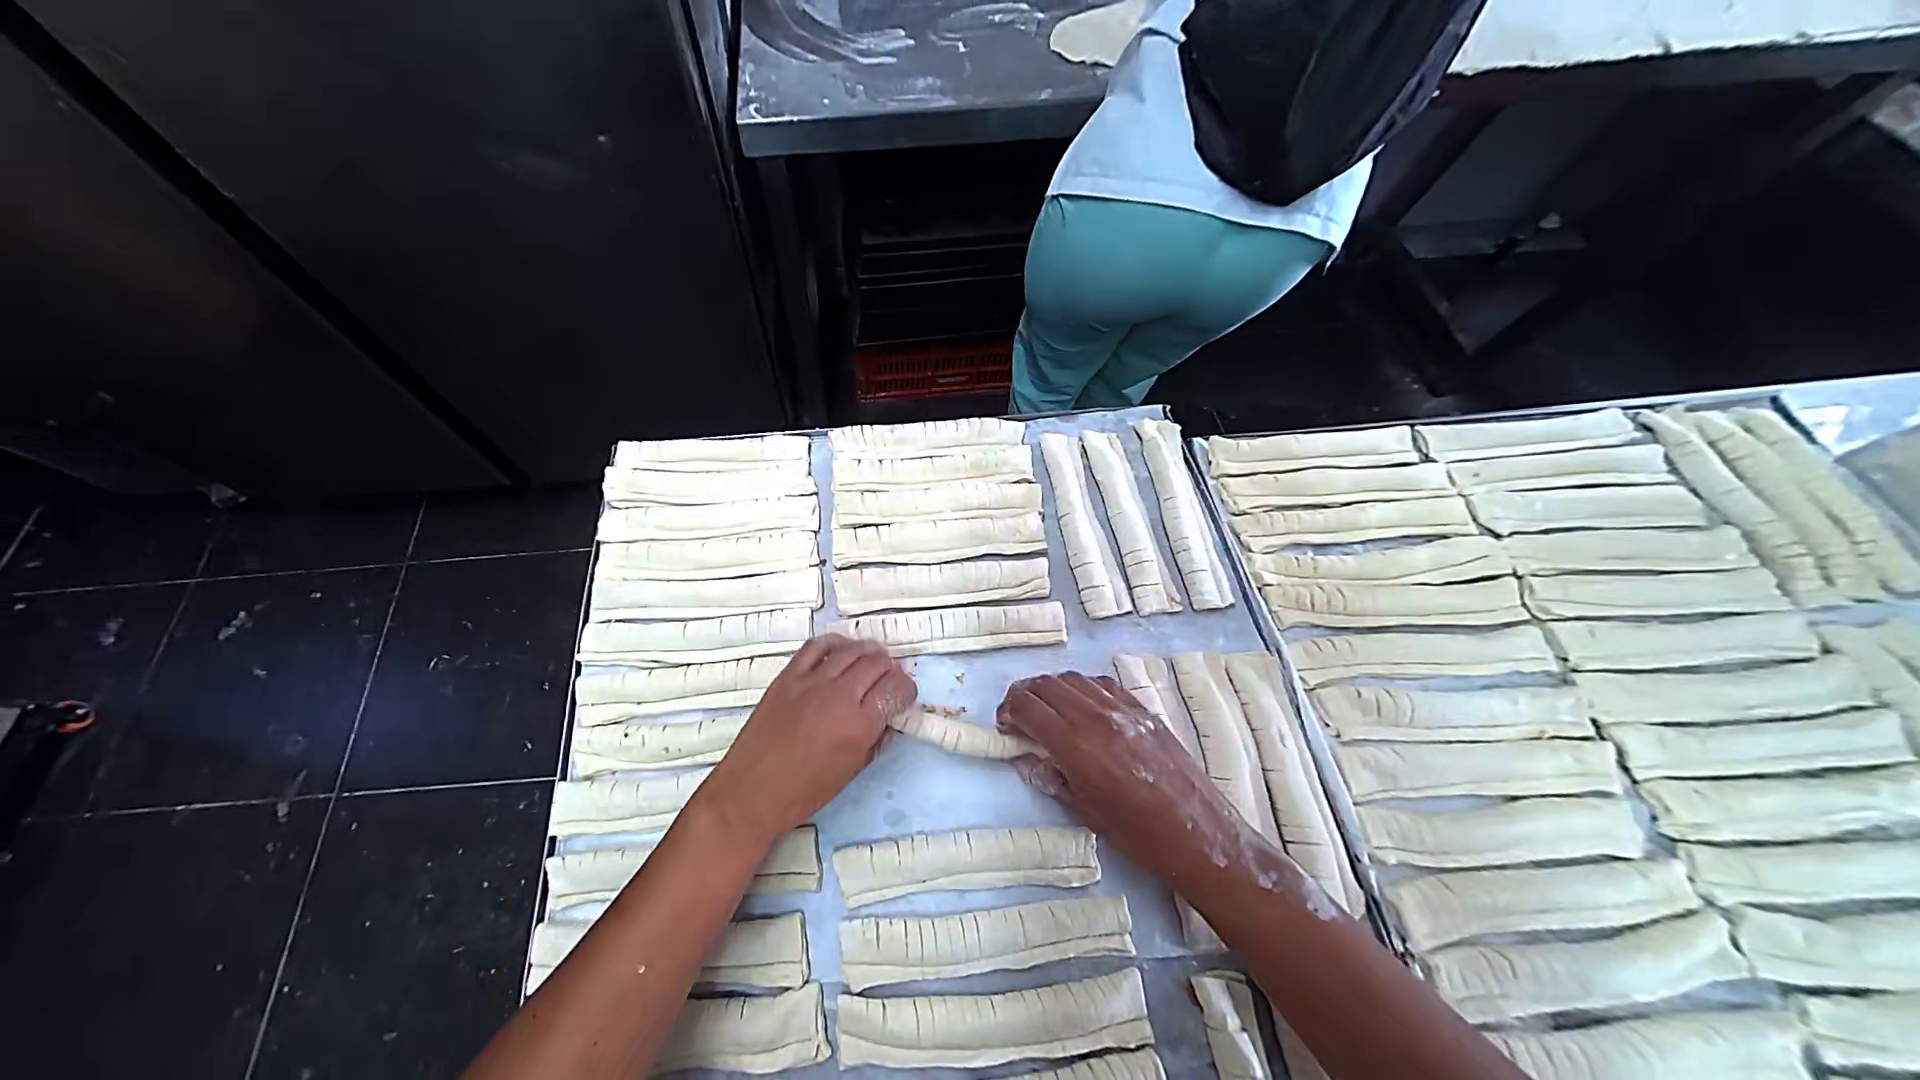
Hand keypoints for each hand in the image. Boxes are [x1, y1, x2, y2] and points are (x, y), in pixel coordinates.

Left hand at [693, 635, 916, 849]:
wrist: (751, 792)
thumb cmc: (803, 791)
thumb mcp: (852, 770)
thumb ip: (875, 738)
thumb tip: (886, 717)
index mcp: (859, 726)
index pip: (895, 688)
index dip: (905, 689)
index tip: (903, 694)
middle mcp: (839, 697)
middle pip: (877, 664)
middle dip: (890, 670)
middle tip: (889, 678)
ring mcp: (811, 683)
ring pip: (851, 651)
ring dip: (868, 652)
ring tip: (872, 659)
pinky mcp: (788, 677)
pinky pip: (816, 647)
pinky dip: (834, 644)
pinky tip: (841, 649)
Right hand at [996, 672, 1266, 887]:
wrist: (1201, 836)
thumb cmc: (1139, 836)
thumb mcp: (1085, 812)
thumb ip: (1052, 777)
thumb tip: (1029, 758)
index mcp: (1078, 748)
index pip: (1029, 707)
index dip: (1009, 710)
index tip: (1004, 723)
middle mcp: (1098, 719)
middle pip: (1048, 685)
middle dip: (1025, 694)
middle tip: (1018, 713)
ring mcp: (1124, 710)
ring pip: (1075, 679)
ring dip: (1053, 688)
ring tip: (1048, 708)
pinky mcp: (1144, 711)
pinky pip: (1104, 684)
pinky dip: (1084, 688)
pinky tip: (1083, 706)